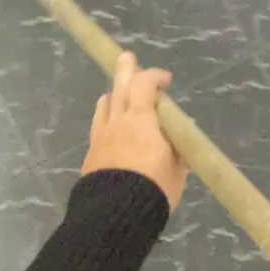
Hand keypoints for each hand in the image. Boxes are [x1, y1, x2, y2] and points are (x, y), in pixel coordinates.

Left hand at [81, 51, 188, 209]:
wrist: (116, 213)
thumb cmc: (154, 188)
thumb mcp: (177, 170)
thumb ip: (177, 151)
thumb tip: (178, 141)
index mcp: (141, 120)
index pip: (145, 86)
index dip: (154, 76)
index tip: (165, 79)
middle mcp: (118, 122)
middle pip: (119, 88)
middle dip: (125, 71)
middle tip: (127, 58)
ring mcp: (101, 138)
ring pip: (104, 107)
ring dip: (112, 96)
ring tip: (116, 94)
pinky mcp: (91, 155)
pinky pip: (98, 128)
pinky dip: (106, 120)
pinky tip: (110, 128)